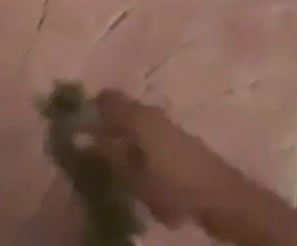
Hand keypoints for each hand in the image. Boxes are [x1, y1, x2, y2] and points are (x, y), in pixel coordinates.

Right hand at [81, 89, 248, 228]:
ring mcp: (167, 125)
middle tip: (91, 147)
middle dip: (104, 124)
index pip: (105, 98)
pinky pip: (149, 136)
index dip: (88, 108)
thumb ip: (107, 155)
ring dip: (122, 138)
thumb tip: (82, 138)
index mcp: (137, 115)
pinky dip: (138, 147)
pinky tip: (138, 169)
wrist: (222, 197)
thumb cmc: (174, 184)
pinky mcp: (178, 140)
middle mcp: (151, 113)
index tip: (74, 124)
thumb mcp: (134, 176)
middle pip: (120, 110)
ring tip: (114, 163)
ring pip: (135, 124)